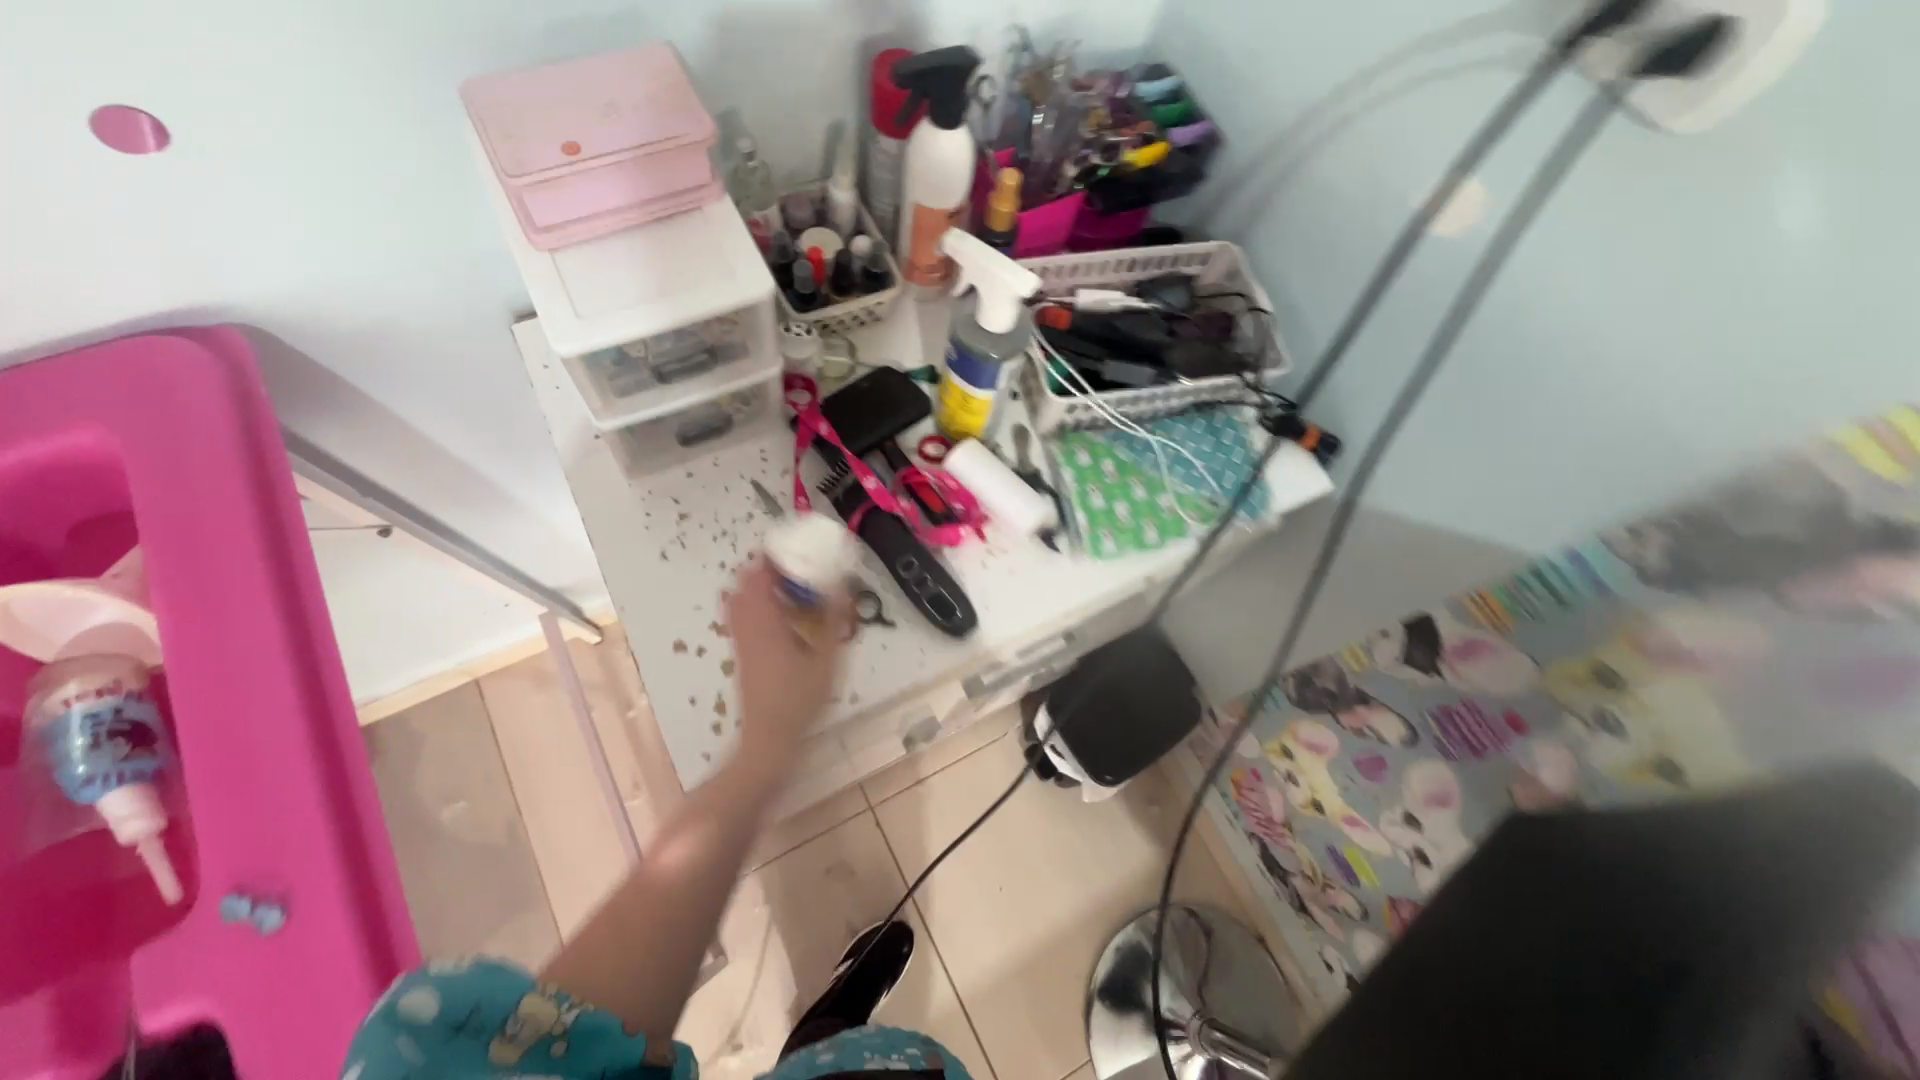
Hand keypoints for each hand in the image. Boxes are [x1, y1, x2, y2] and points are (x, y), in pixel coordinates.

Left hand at [723, 558, 850, 767]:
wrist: (768, 737)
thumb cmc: (799, 699)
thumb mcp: (827, 659)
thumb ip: (834, 619)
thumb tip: (843, 584)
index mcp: (765, 621)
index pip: (759, 575)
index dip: (773, 556)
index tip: (794, 547)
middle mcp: (746, 625)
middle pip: (744, 582)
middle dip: (766, 568)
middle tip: (794, 566)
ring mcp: (740, 640)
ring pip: (739, 599)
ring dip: (759, 586)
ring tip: (788, 587)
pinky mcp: (741, 653)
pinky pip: (740, 616)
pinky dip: (755, 604)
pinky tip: (781, 616)